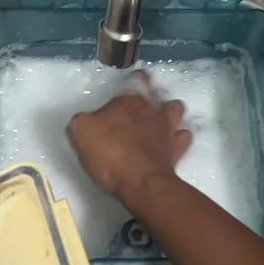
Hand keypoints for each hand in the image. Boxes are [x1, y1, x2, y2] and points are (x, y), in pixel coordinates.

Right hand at [66, 73, 192, 206]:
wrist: (140, 182)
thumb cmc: (109, 153)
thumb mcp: (80, 132)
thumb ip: (82, 121)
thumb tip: (87, 121)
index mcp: (128, 100)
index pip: (134, 82)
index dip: (134, 82)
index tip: (132, 85)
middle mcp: (150, 109)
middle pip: (157, 95)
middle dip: (153, 98)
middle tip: (144, 107)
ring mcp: (167, 129)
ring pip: (176, 111)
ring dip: (171, 114)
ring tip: (163, 122)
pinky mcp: (177, 150)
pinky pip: (183, 138)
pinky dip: (180, 138)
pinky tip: (173, 144)